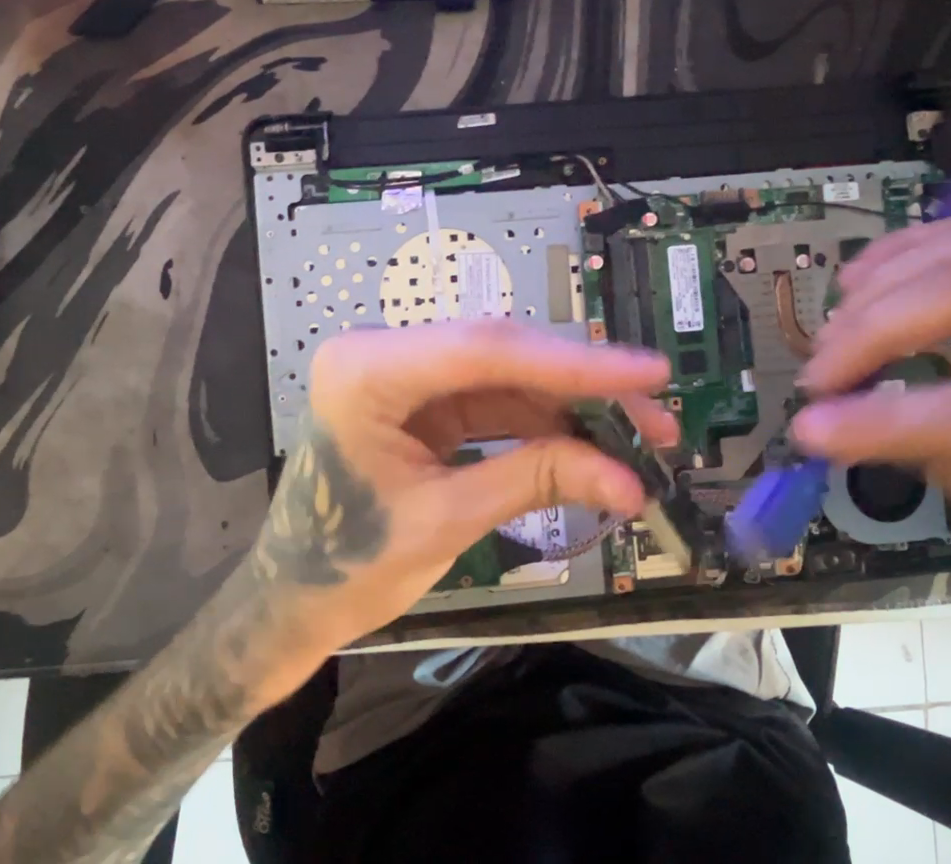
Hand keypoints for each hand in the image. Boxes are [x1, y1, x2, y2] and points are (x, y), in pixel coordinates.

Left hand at [256, 322, 676, 656]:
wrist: (292, 599)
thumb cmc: (348, 565)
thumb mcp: (446, 520)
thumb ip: (535, 480)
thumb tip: (630, 479)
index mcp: (368, 370)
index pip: (485, 351)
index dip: (574, 363)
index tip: (649, 373)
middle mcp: (385, 355)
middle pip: (501, 356)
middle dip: (583, 388)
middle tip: (658, 417)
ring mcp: (404, 377)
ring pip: (505, 378)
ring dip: (571, 409)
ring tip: (640, 440)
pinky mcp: (421, 403)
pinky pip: (492, 403)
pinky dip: (542, 426)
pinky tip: (590, 447)